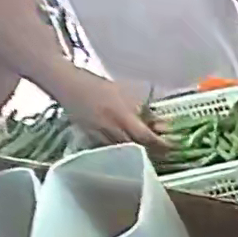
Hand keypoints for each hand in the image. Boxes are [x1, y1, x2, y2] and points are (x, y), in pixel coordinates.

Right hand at [50, 69, 167, 149]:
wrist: (64, 83)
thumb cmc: (95, 85)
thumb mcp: (122, 93)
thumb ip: (142, 110)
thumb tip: (163, 124)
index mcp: (120, 115)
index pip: (146, 137)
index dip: (161, 144)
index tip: (173, 147)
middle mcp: (111, 129)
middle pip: (138, 149)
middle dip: (154, 152)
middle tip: (165, 152)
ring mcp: (101, 136)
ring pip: (126, 152)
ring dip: (141, 153)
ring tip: (151, 152)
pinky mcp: (92, 140)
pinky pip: (113, 151)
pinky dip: (125, 153)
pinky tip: (131, 151)